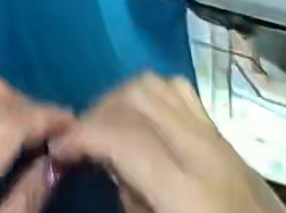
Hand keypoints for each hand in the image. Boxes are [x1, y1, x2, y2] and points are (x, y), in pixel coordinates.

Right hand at [50, 73, 285, 212]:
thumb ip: (134, 202)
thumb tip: (111, 168)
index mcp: (191, 194)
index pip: (123, 138)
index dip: (81, 136)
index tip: (57, 148)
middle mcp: (206, 154)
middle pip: (137, 98)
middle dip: (98, 113)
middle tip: (81, 142)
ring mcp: (220, 142)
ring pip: (156, 85)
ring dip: (122, 99)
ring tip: (109, 129)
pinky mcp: (228, 142)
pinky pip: (182, 94)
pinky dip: (153, 97)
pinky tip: (144, 122)